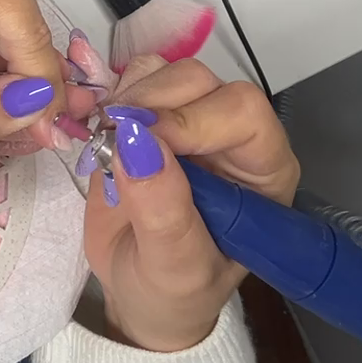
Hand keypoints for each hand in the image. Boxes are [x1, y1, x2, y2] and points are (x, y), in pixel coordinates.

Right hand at [85, 57, 300, 352]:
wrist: (138, 292)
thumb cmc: (171, 291)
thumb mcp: (174, 269)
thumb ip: (163, 212)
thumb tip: (135, 143)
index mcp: (261, 171)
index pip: (243, 113)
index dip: (192, 120)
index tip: (141, 149)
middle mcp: (229, 136)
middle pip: (200, 81)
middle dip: (150, 103)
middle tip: (112, 141)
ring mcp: (186, 119)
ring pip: (164, 70)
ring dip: (126, 96)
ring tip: (105, 140)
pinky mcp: (147, 113)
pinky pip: (132, 76)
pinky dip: (108, 93)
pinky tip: (100, 130)